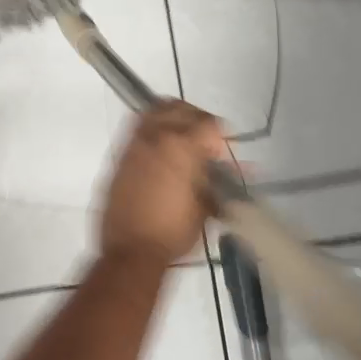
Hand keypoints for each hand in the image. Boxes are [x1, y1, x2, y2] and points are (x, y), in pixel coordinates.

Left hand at [98, 101, 227, 266]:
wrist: (129, 252)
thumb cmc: (172, 234)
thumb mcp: (205, 209)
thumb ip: (221, 183)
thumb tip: (243, 171)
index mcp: (181, 147)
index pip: (208, 122)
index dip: (221, 135)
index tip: (221, 152)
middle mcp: (154, 138)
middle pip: (178, 107)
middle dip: (196, 119)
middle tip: (205, 139)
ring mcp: (132, 146)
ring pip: (153, 113)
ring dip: (171, 120)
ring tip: (182, 141)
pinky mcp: (117, 159)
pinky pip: (136, 133)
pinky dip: (151, 135)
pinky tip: (160, 156)